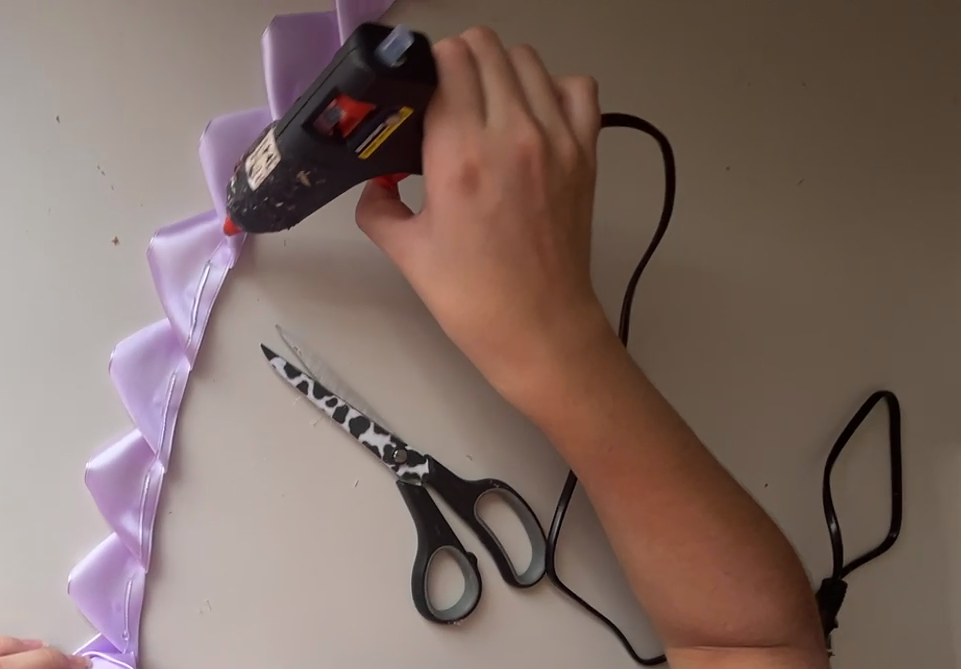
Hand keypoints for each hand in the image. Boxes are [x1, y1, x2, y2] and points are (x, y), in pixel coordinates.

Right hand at [357, 28, 612, 409]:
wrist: (538, 328)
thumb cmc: (471, 299)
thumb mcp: (408, 256)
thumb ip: (378, 211)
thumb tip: (375, 185)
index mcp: (459, 157)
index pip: (444, 65)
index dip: (423, 72)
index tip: (415, 99)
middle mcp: (510, 133)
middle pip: (484, 47)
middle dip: (455, 62)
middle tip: (442, 101)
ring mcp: (555, 137)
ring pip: (526, 58)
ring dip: (497, 70)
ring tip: (482, 108)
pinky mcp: (584, 150)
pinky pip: (574, 85)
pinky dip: (549, 87)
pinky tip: (529, 117)